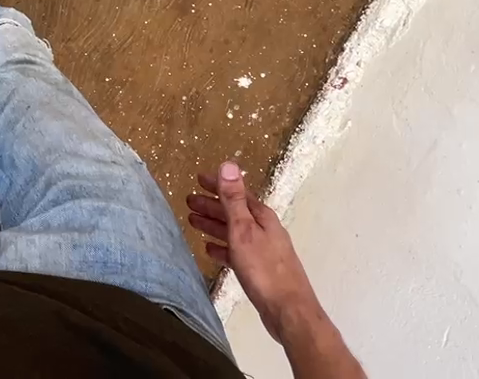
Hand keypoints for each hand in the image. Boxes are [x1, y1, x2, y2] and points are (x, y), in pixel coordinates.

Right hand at [187, 162, 322, 341]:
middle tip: (189, 201)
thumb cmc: (264, 268)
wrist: (290, 313)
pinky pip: (236, 251)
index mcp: (262, 217)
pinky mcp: (260, 270)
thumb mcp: (244, 229)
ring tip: (192, 221)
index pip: (237, 193)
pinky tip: (210, 250)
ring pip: (233, 231)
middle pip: (234, 211)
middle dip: (211, 205)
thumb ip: (234, 198)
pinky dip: (222, 247)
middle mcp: (264, 230)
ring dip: (214, 225)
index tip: (198, 178)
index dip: (217, 185)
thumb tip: (228, 164)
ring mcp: (263, 251)